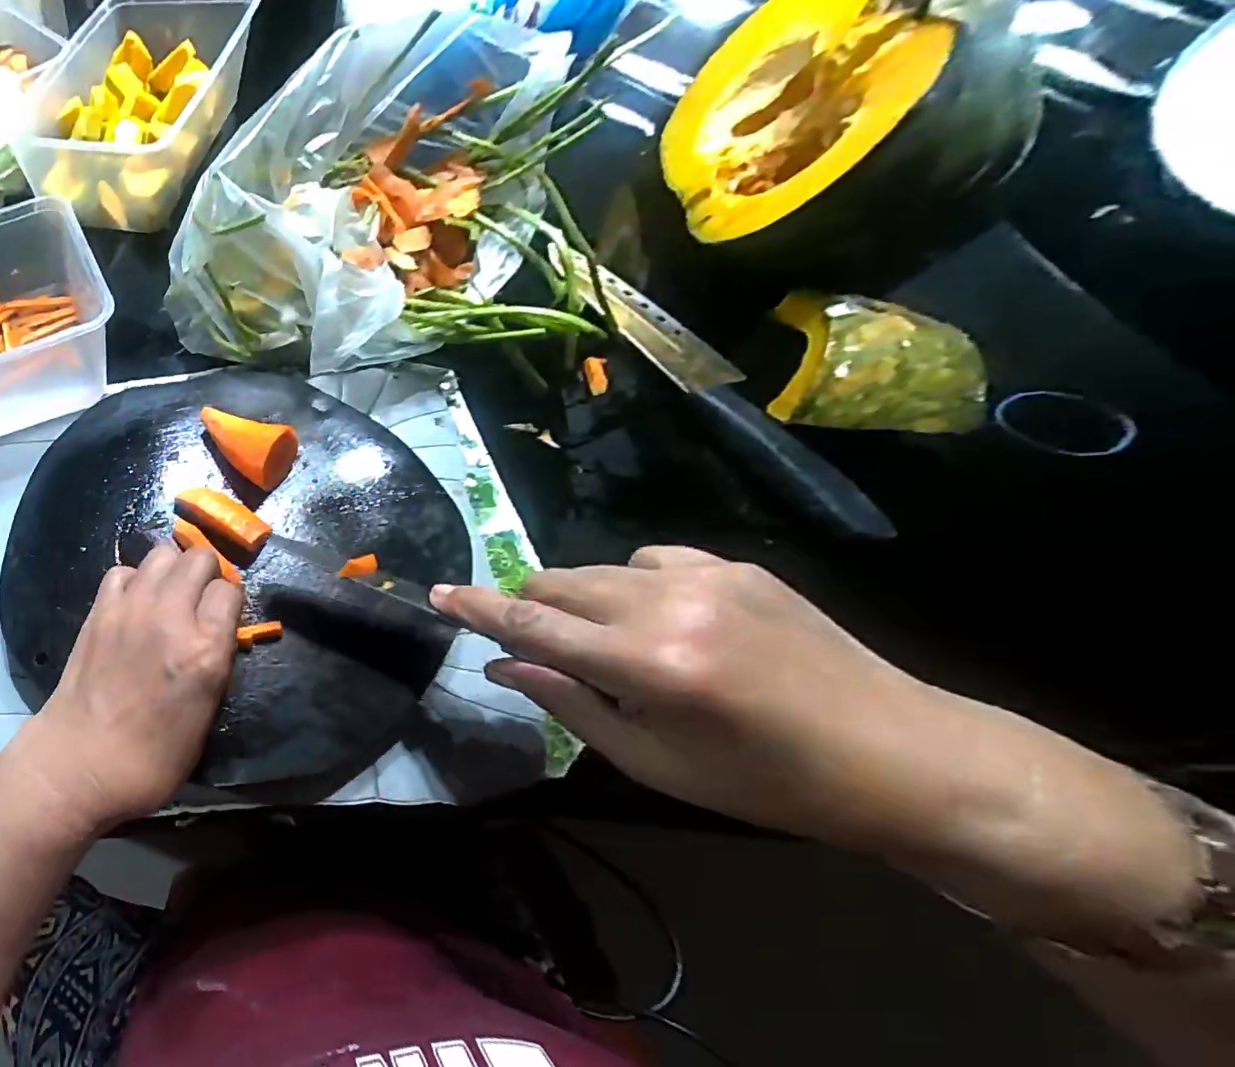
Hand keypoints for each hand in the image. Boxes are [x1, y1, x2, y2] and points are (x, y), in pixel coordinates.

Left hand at [3, 545, 241, 838]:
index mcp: (204, 650)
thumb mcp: (208, 711)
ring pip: (162, 553)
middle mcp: (171, 617)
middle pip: (199, 558)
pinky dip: (135, 580)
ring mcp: (131, 608)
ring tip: (170, 594)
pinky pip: (124, 571)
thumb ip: (217, 659)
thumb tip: (218, 630)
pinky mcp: (100, 610)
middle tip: (200, 599)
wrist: (81, 762)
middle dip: (207, 573)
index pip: (230, 590)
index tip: (224, 616)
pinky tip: (137, 603)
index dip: (229, 601)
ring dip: (173, 569)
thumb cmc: (154, 756)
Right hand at [434, 546, 1201, 946]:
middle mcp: (666, 604)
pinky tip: (666, 619)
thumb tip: (502, 664)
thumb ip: (567, 702)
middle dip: (531, 609)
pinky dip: (632, 586)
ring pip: (597, 569)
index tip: (439, 594)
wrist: (901, 755)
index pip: (532, 624)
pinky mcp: (735, 564)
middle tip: (545, 649)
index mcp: (645, 664)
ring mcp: (705, 575)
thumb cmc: (762, 781)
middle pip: (556, 583)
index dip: (478, 609)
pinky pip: (649, 560)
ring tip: (618, 646)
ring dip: (581, 601)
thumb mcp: (650, 761)